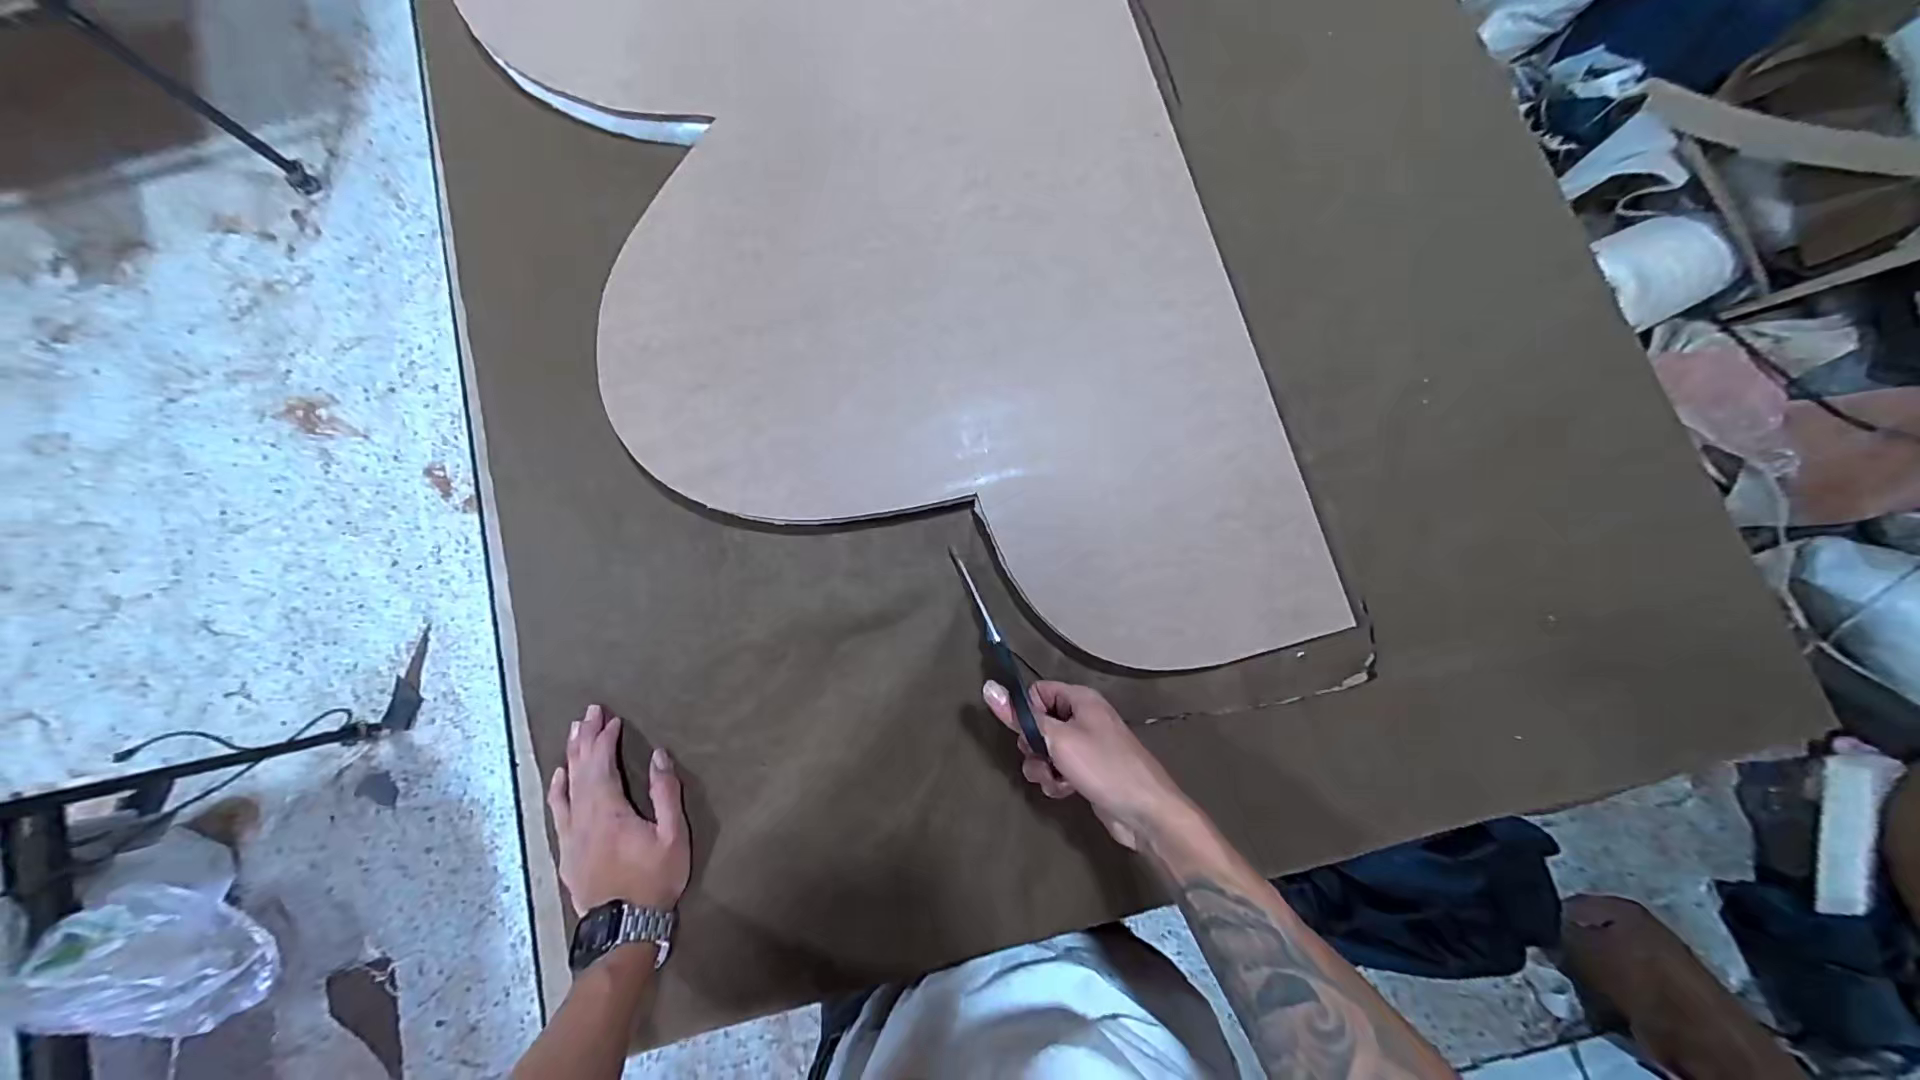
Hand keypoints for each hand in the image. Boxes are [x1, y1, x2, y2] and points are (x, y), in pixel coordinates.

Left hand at [547, 704, 690, 914]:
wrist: (625, 927)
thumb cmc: (655, 879)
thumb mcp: (673, 835)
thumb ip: (665, 793)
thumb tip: (658, 756)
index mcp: (608, 811)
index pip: (602, 765)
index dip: (605, 740)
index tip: (612, 719)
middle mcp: (583, 818)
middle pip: (580, 770)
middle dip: (585, 738)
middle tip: (589, 712)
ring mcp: (571, 835)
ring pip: (566, 787)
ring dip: (571, 757)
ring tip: (574, 732)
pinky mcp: (567, 851)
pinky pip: (558, 810)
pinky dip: (558, 789)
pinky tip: (559, 776)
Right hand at [983, 680, 1195, 851]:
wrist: (1145, 812)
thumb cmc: (1103, 767)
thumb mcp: (1057, 739)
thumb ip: (1022, 718)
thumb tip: (988, 687)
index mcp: (1081, 699)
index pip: (1038, 692)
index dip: (1026, 712)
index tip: (1024, 734)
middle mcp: (1084, 717)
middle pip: (1040, 722)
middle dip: (1033, 745)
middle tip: (1041, 758)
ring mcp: (1088, 746)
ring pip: (1047, 749)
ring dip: (1042, 767)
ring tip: (1054, 779)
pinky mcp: (1088, 771)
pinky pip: (1059, 768)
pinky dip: (1056, 779)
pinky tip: (1064, 791)